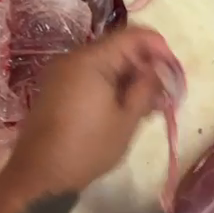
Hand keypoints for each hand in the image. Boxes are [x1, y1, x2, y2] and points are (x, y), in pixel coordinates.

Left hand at [3, 26, 180, 194]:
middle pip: (118, 48)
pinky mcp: (56, 89)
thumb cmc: (87, 148)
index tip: (173, 70)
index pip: (132, 36)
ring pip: (105, 64)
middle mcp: (73, 58)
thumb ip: (146, 88)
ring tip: (150, 104)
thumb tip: (159, 70)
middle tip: (165, 91)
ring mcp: (61, 73)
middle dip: (145, 66)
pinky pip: (90, 76)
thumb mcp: (126, 120)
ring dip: (129, 78)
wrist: (40, 175)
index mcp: (90, 60)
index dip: (158, 48)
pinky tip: (126, 107)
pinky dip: (111, 85)